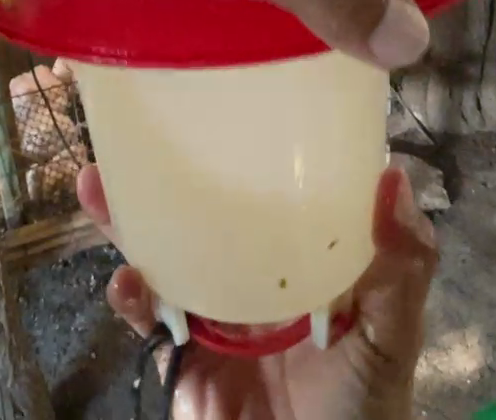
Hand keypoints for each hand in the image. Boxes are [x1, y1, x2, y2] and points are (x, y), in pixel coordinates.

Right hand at [77, 162, 438, 419]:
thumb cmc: (360, 406)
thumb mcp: (389, 337)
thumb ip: (399, 269)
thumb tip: (394, 175)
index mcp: (298, 258)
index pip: (269, 190)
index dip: (243, 150)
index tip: (221, 105)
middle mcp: (250, 273)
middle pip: (201, 212)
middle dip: (164, 175)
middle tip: (133, 137)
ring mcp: (211, 309)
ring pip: (163, 250)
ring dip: (127, 220)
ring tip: (96, 185)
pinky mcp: (180, 351)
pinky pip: (147, 315)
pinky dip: (129, 297)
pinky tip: (124, 282)